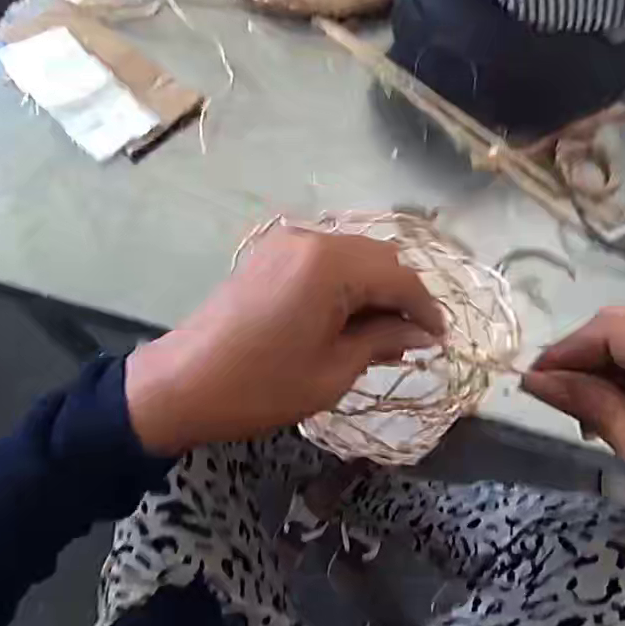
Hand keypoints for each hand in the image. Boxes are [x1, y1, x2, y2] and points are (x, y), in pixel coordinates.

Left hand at [125, 229, 445, 454]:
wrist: (183, 385)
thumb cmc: (262, 386)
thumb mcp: (334, 370)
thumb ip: (384, 341)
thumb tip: (423, 335)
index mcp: (330, 263)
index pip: (399, 277)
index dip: (426, 309)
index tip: (441, 341)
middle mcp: (310, 239)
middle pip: (378, 258)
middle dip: (401, 297)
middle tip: (411, 341)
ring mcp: (286, 243)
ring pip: (352, 258)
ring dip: (373, 291)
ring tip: (381, 335)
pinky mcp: (270, 255)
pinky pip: (324, 262)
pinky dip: (345, 286)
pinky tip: (348, 319)